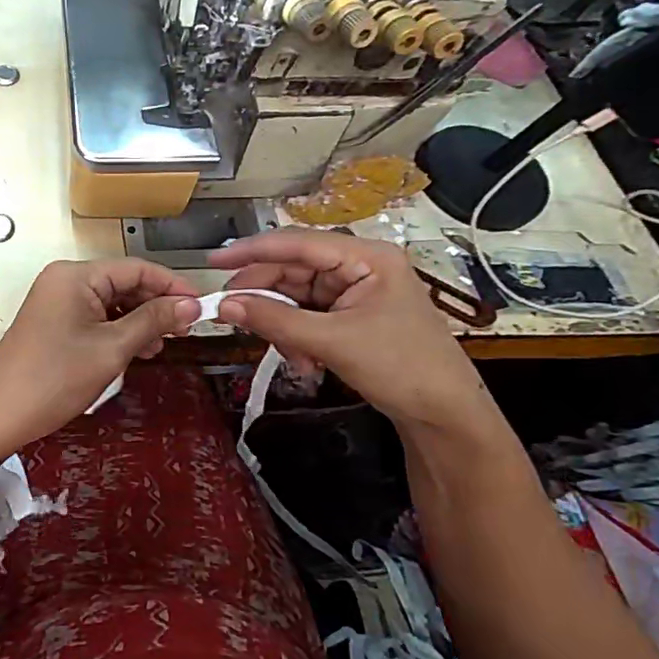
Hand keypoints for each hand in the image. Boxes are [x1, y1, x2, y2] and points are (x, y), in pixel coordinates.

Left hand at [0, 259, 201, 458]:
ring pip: (112, 302)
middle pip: (124, 283)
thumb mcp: (111, 349)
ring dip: (139, 321)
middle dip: (156, 305)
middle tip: (186, 330)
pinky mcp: (54, 322)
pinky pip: (95, 317)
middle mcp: (64, 280)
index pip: (136, 268)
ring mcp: (56, 301)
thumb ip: (153, 321)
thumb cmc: (54, 379)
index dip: (172, 285)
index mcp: (75, 275)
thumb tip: (191, 305)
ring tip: (162, 345)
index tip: (201, 305)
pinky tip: (136, 350)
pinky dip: (118, 331)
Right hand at [210, 230, 491, 428]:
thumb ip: (276, 321)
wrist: (443, 415)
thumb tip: (226, 305)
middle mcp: (359, 267)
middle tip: (231, 316)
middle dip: (266, 299)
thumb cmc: (401, 367)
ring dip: (283, 327)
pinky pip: (307, 317)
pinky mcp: (350, 316)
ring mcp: (355, 292)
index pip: (298, 243)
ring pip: (296, 297)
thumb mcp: (332, 342)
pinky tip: (304, 364)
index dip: (252, 250)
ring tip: (291, 359)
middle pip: (294, 271)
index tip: (214, 261)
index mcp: (366, 257)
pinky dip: (296, 339)